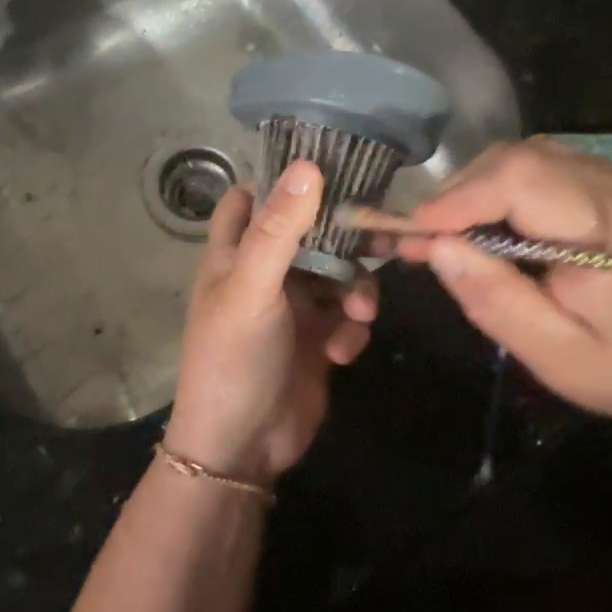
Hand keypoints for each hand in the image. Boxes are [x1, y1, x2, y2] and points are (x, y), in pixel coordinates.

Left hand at [163, 160, 377, 484]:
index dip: (283, 183)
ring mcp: (294, 307)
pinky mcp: (319, 339)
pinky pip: (348, 315)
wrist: (241, 447)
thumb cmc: (233, 359)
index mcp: (234, 253)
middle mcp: (264, 272)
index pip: (253, 197)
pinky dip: (352, 327)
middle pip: (312, 232)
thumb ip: (279, 229)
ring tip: (359, 314)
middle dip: (344, 239)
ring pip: (339, 273)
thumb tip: (307, 165)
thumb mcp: (251, 288)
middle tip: (378, 240)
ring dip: (356, 288)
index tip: (329, 170)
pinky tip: (343, 352)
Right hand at [396, 139, 611, 422]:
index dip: (459, 197)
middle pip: (518, 158)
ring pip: (527, 154)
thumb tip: (434, 248)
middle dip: (460, 193)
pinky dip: (504, 186)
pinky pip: (545, 163)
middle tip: (424, 239)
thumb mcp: (554, 356)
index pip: (522, 180)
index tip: (414, 233)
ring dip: (478, 187)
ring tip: (452, 233)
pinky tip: (493, 223)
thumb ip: (495, 300)